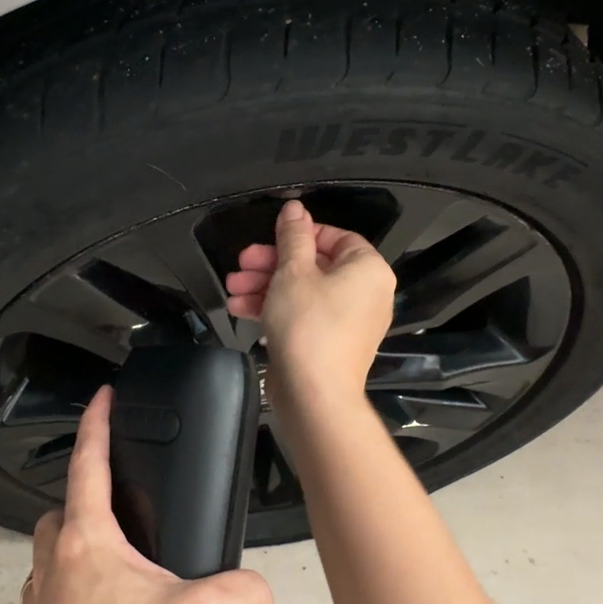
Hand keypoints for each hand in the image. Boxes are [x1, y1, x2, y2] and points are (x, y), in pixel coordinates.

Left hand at [14, 387, 273, 603]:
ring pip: (49, 559)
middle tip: (117, 506)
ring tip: (123, 574)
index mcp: (87, 545)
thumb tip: (256, 599)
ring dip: (78, 554)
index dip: (96, 422)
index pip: (87, 463)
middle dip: (84, 498)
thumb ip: (243, 596)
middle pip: (59, 511)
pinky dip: (74, 602)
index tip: (101, 399)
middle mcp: (54, 570)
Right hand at [225, 199, 395, 417]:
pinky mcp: (329, 343)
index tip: (272, 237)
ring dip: (265, 285)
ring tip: (234, 287)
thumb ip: (292, 236)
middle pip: (314, 264)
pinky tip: (242, 309)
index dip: (300, 234)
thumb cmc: (309, 327)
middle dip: (272, 263)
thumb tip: (295, 208)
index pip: (336, 237)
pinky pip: (302, 315)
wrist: (313, 395)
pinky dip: (275, 308)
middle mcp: (365, 294)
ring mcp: (348, 322)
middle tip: (243, 263)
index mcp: (368, 270)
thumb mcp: (293, 271)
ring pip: (303, 291)